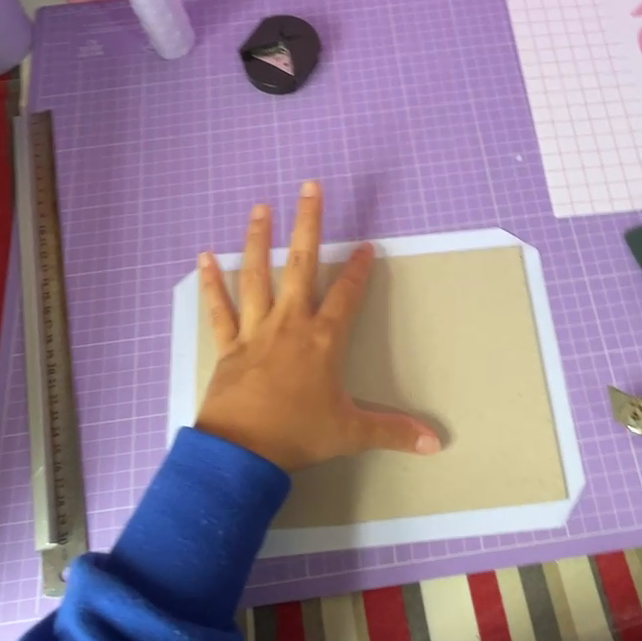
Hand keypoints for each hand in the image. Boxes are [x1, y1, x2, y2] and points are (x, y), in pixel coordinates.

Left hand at [195, 181, 442, 470]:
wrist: (242, 454)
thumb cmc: (298, 435)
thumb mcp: (351, 433)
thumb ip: (394, 431)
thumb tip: (437, 443)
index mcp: (323, 339)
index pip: (346, 295)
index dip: (358, 269)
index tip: (365, 246)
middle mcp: (290, 323)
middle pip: (302, 263)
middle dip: (308, 223)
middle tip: (310, 186)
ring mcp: (256, 330)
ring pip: (258, 275)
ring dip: (259, 239)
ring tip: (261, 207)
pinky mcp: (228, 345)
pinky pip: (220, 308)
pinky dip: (211, 283)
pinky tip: (204, 257)